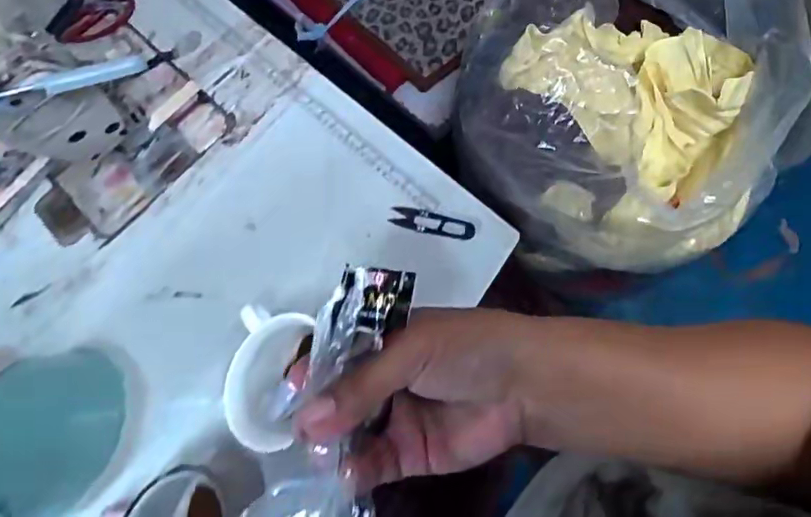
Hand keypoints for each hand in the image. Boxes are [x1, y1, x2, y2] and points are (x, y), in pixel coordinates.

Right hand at [294, 309, 530, 490]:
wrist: (522, 385)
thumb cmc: (469, 347)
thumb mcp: (415, 348)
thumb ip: (363, 382)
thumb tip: (307, 419)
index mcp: (389, 337)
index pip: (340, 350)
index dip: (314, 367)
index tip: (288, 389)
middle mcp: (386, 376)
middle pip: (338, 396)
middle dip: (316, 413)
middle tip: (298, 431)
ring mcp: (395, 415)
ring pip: (348, 433)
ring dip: (330, 445)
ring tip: (319, 454)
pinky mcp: (407, 453)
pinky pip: (370, 465)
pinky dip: (354, 471)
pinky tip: (347, 473)